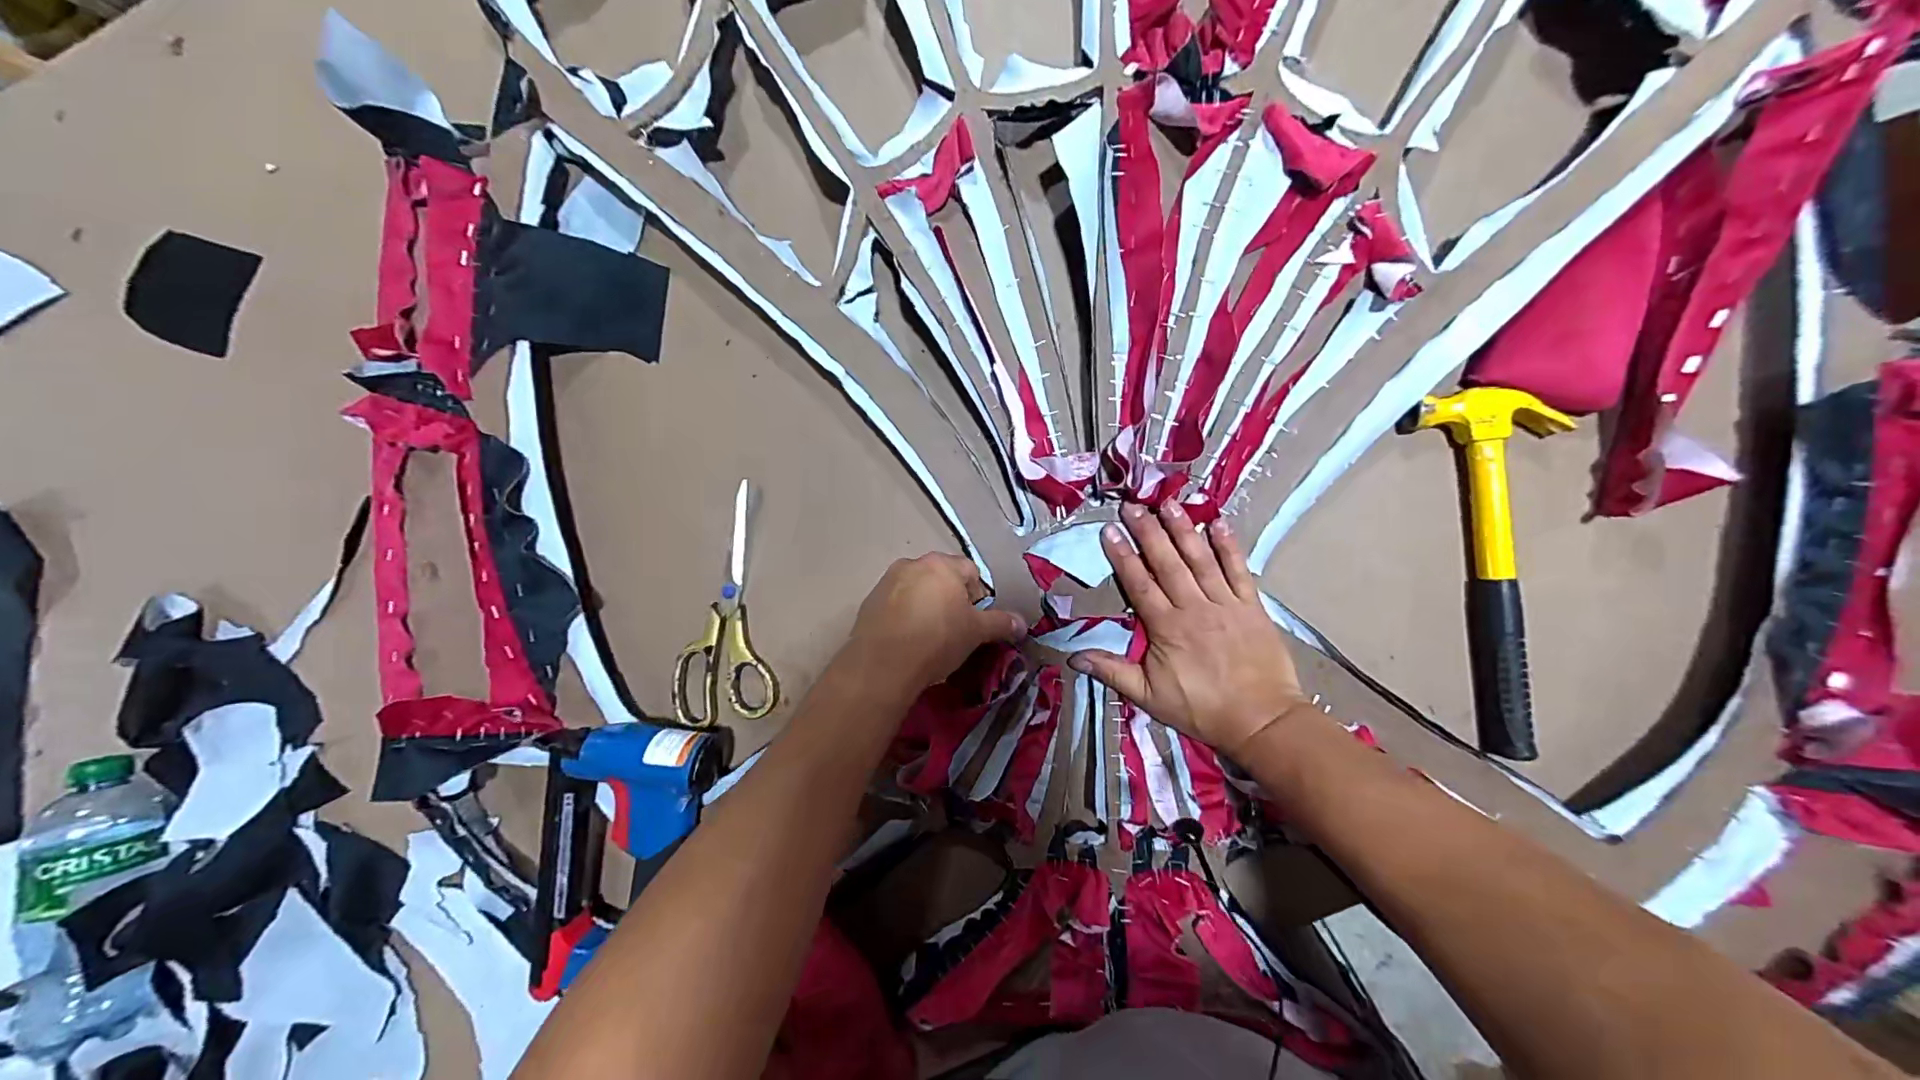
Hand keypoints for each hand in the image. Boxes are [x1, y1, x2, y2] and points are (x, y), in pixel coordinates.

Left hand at [843, 553, 1026, 698]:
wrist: (884, 663)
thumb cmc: (937, 640)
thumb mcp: (976, 633)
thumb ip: (1000, 623)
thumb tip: (1021, 623)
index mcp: (943, 565)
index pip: (971, 572)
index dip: (978, 597)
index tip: (974, 621)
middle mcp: (913, 564)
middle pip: (941, 577)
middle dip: (950, 598)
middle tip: (953, 629)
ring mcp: (888, 581)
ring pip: (917, 589)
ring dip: (925, 605)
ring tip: (927, 636)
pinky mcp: (869, 601)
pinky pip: (895, 603)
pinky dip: (903, 615)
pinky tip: (906, 640)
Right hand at [1068, 503, 1308, 756]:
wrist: (1263, 721)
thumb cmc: (1203, 710)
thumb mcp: (1150, 697)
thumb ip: (1113, 672)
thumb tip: (1073, 656)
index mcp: (1167, 628)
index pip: (1139, 584)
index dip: (1123, 556)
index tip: (1110, 530)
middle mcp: (1194, 608)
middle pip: (1167, 563)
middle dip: (1148, 531)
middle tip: (1134, 505)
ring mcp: (1226, 604)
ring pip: (1200, 559)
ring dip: (1183, 530)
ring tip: (1169, 504)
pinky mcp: (1252, 606)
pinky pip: (1239, 570)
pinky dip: (1228, 546)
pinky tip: (1218, 524)